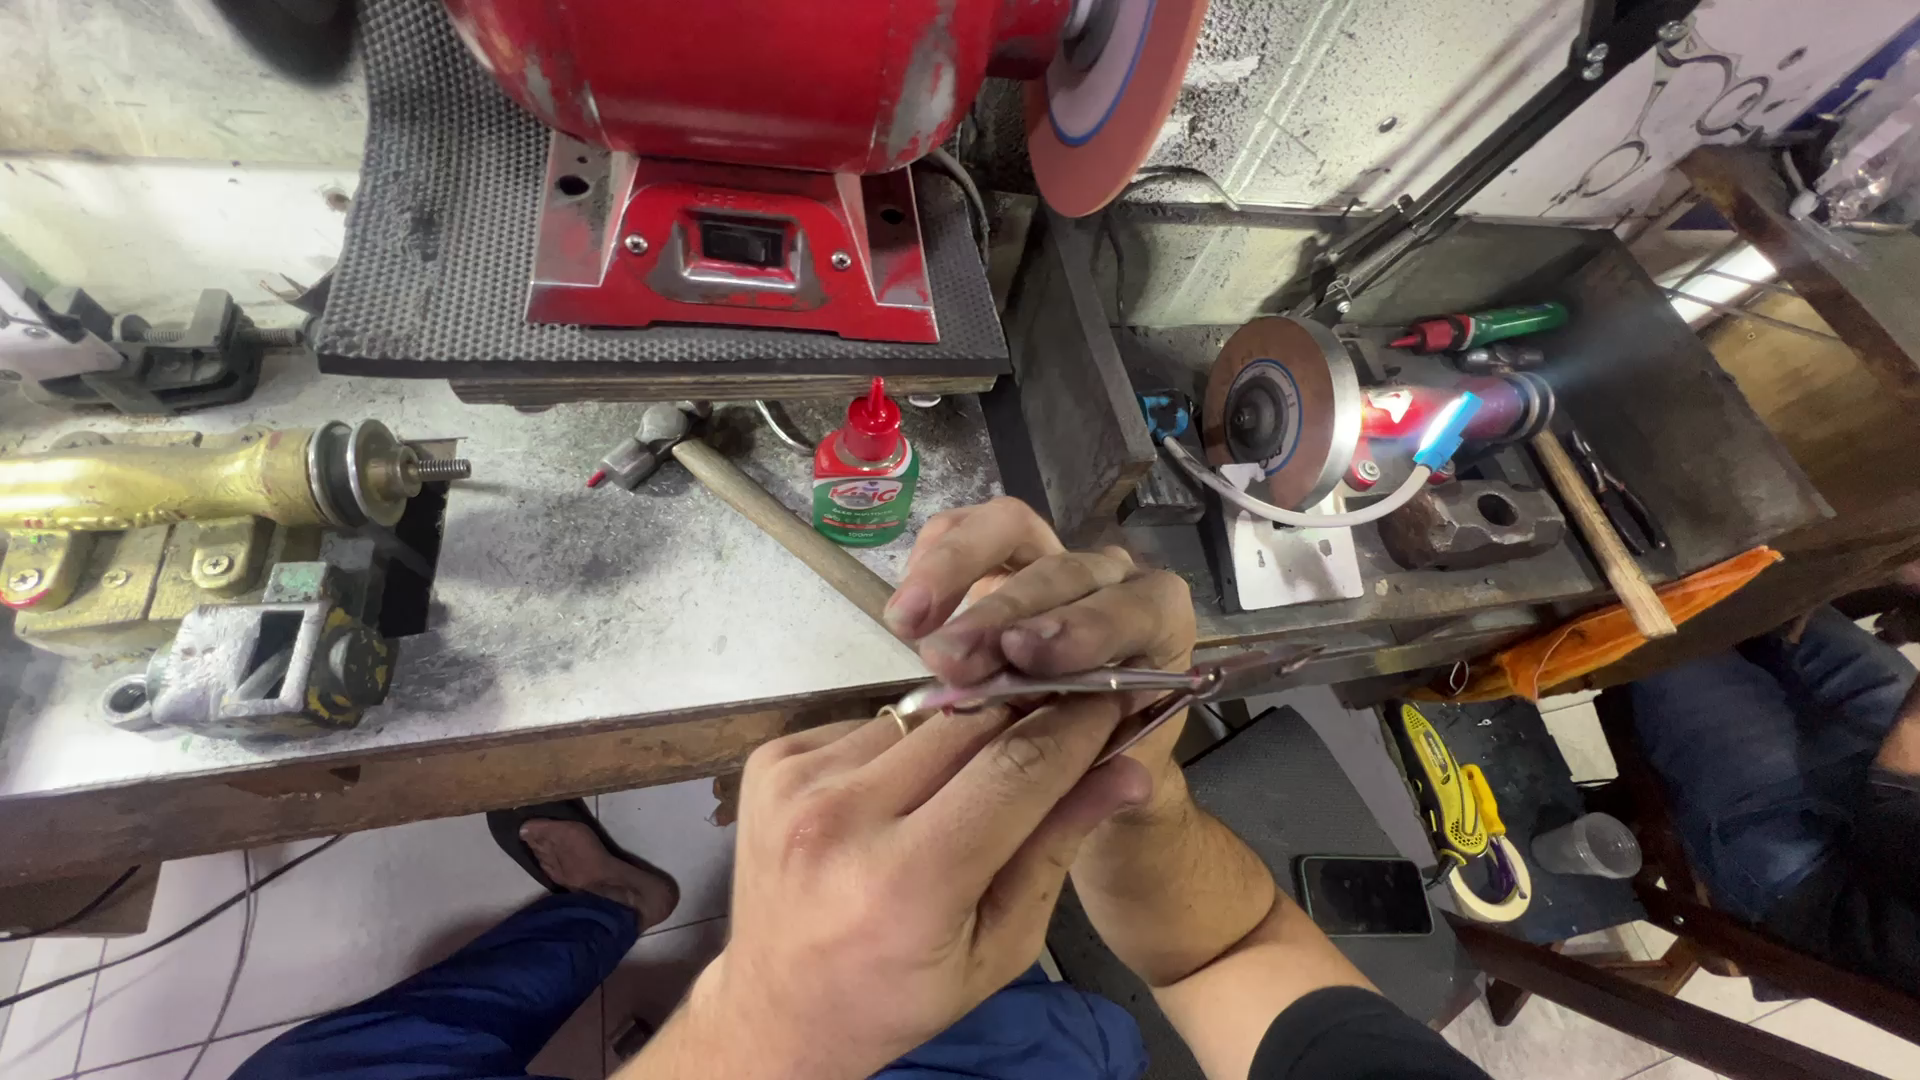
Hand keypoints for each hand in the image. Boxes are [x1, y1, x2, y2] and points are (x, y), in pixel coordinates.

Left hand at [639, 698, 1151, 1079]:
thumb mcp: (999, 945)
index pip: (1017, 768)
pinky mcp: (773, 758)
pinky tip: (900, 789)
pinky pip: (872, 723)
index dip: (1075, 725)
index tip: (1112, 696)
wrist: (776, 1006)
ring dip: (962, 731)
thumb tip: (1128, 769)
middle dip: (1027, 714)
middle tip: (1061, 717)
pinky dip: (905, 743)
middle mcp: (841, 818)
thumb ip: (1058, 847)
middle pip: (970, 722)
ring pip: (923, 715)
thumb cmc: (900, 994)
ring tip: (963, 781)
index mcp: (905, 883)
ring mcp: (797, 780)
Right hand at [883, 497, 1196, 782]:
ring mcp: (1053, 559)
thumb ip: (1094, 762)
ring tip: (905, 620)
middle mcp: (1110, 580)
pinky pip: (969, 527)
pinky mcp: (1003, 556)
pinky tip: (906, 601)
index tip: (1021, 653)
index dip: (1080, 626)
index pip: (1134, 609)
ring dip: (954, 570)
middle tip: (945, 657)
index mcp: (1157, 626)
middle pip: (1060, 570)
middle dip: (999, 610)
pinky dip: (935, 552)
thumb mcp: (1109, 770)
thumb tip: (1069, 767)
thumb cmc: (1102, 758)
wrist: (1082, 745)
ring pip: (1012, 530)